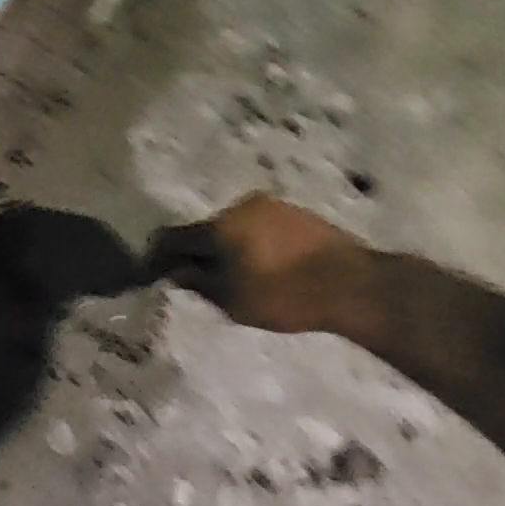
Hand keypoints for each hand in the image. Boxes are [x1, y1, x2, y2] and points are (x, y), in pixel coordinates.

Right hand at [143, 193, 376, 335]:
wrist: (354, 284)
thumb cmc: (283, 295)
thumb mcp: (230, 298)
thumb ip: (197, 282)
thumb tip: (175, 272)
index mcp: (219, 226)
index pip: (172, 237)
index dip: (156, 257)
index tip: (150, 274)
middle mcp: (242, 207)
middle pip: (204, 231)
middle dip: (194, 254)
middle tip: (193, 282)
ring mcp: (273, 207)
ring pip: (233, 230)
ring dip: (224, 251)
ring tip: (229, 280)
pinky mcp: (297, 214)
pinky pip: (258, 230)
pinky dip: (249, 248)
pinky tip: (260, 270)